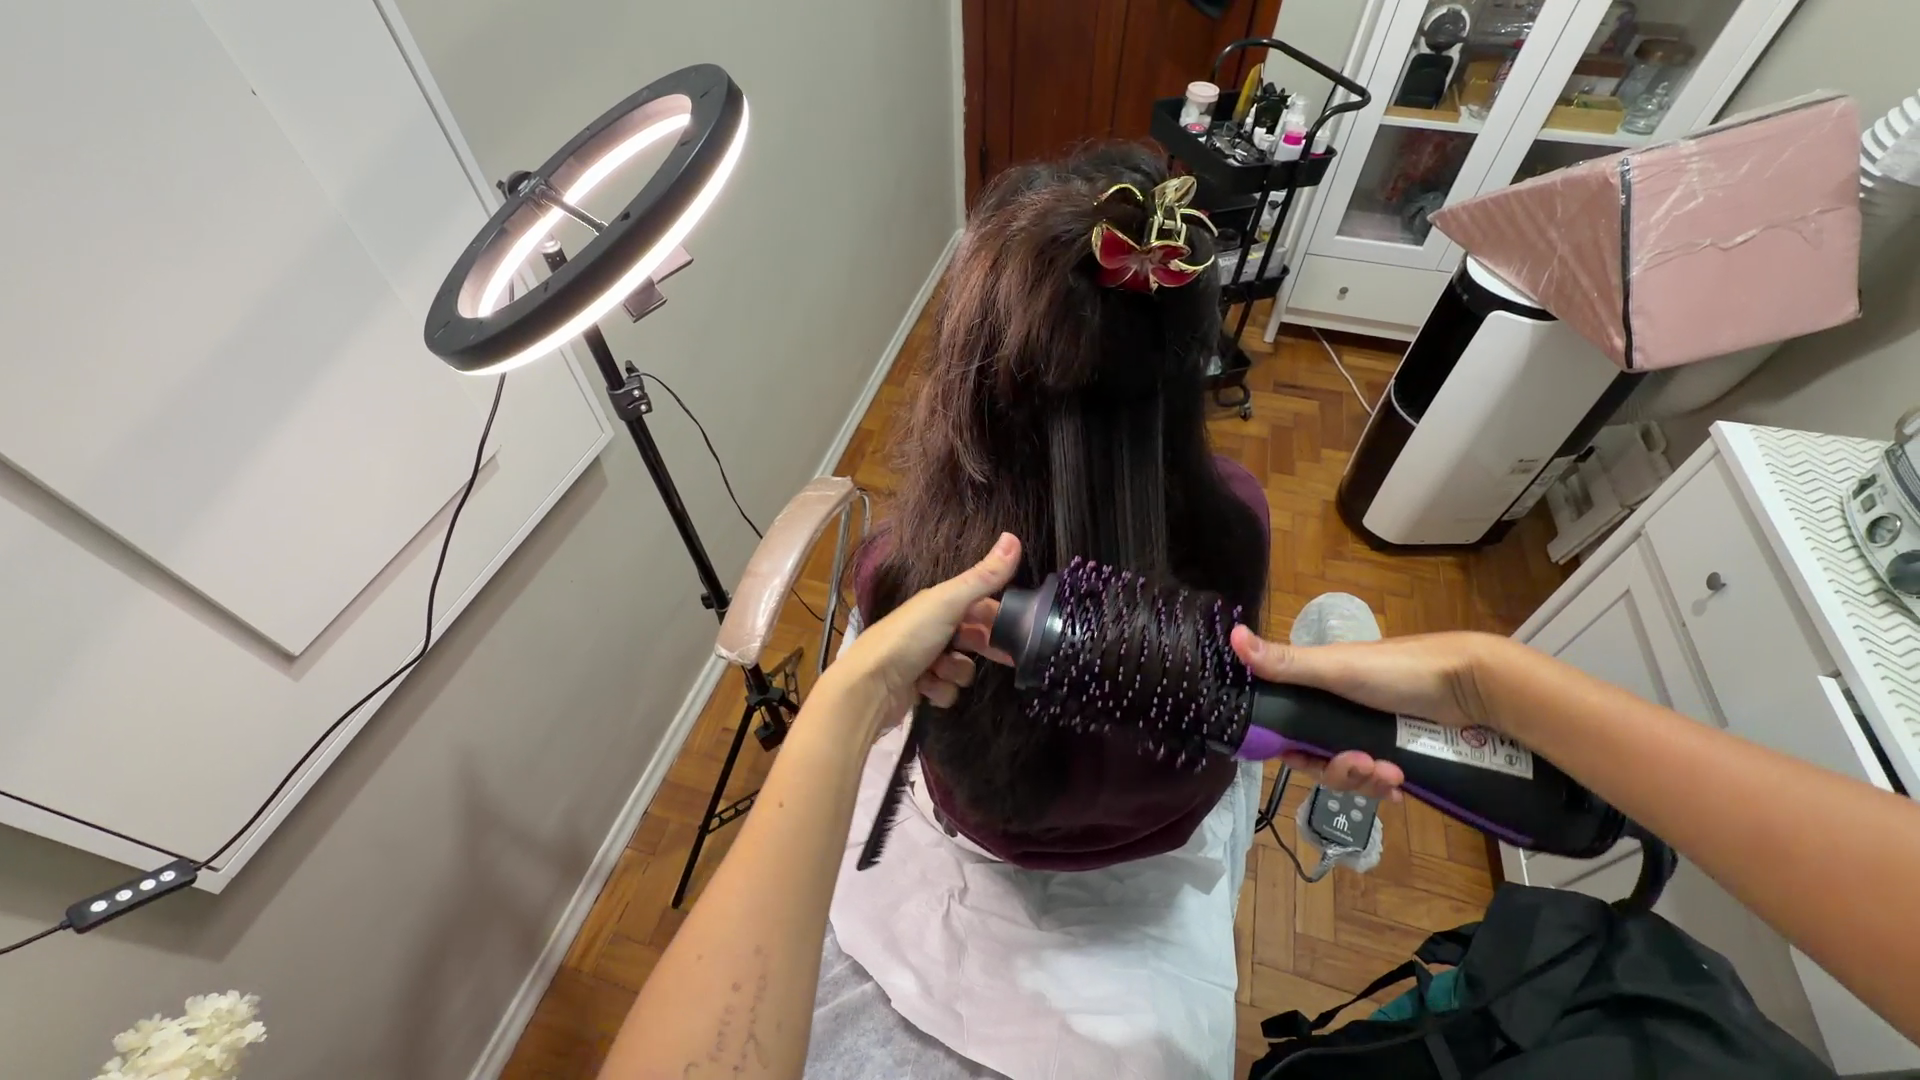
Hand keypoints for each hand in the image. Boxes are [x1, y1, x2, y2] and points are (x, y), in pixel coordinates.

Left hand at [834, 533, 1019, 712]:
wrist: (869, 684)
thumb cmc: (909, 637)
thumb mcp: (948, 601)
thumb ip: (983, 576)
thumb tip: (1014, 536)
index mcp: (939, 603)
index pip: (981, 606)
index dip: (1000, 617)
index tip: (1021, 631)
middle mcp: (933, 628)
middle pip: (974, 638)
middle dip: (983, 649)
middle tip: (1001, 659)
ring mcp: (925, 658)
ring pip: (963, 667)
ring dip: (956, 672)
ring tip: (939, 670)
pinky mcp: (920, 687)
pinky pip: (947, 690)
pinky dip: (940, 691)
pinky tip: (925, 687)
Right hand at [1229, 627, 1507, 799]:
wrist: (1473, 684)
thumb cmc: (1397, 669)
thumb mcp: (1336, 667)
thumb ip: (1285, 663)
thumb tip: (1231, 635)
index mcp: (1317, 688)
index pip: (1284, 726)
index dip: (1286, 746)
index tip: (1299, 756)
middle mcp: (1338, 710)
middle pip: (1316, 755)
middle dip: (1335, 768)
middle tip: (1362, 765)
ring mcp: (1370, 731)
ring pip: (1347, 771)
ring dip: (1363, 780)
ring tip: (1392, 774)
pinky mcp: (1399, 749)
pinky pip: (1378, 781)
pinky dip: (1383, 787)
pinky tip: (1399, 788)